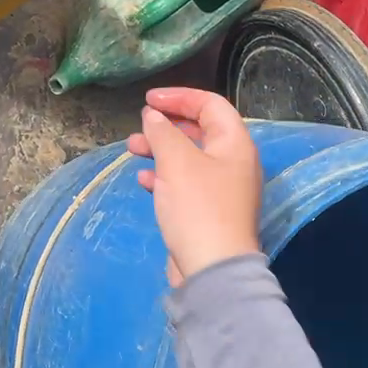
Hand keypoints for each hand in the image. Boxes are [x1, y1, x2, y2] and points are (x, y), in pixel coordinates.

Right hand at [125, 87, 263, 286]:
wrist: (213, 270)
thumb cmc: (198, 207)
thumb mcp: (176, 162)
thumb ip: (163, 132)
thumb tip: (153, 116)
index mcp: (235, 144)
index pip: (210, 104)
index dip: (179, 97)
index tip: (148, 100)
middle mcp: (233, 162)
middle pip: (199, 130)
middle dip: (166, 125)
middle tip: (139, 126)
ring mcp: (222, 188)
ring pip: (188, 157)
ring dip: (160, 149)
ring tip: (133, 150)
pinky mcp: (208, 210)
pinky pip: (184, 182)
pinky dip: (164, 175)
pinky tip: (144, 180)